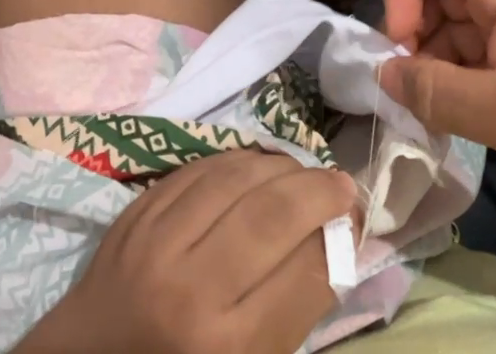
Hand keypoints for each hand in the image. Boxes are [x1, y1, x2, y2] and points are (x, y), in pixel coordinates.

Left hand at [19, 150, 352, 353]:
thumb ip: (294, 305)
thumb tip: (338, 236)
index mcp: (230, 344)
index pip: (307, 271)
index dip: (343, 238)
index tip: (357, 221)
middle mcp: (193, 288)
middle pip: (274, 213)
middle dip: (320, 190)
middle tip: (342, 185)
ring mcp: (157, 241)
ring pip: (236, 176)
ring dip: (281, 165)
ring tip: (304, 172)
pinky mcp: (138, 211)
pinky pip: (200, 168)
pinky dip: (238, 160)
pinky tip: (259, 166)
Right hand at [379, 0, 495, 211]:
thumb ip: (434, 92)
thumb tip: (382, 75)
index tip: (401, 52)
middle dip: (417, 33)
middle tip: (417, 91)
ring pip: (463, 18)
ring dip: (442, 58)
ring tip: (444, 112)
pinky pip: (491, 41)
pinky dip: (471, 71)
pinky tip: (473, 112)